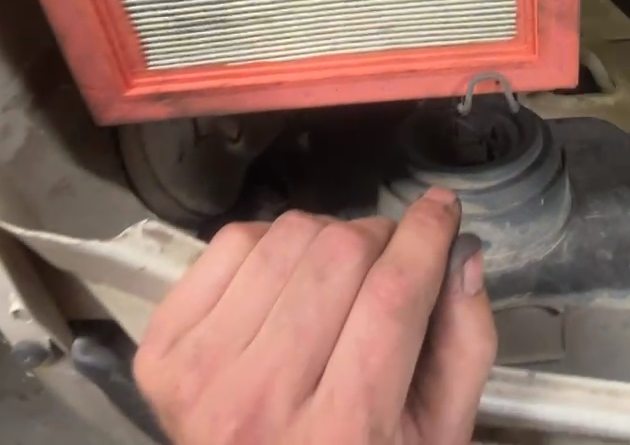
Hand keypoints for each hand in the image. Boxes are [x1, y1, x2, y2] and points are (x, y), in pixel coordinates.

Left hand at [135, 188, 495, 444]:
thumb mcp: (435, 432)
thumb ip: (465, 343)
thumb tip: (459, 250)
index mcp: (346, 434)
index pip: (394, 294)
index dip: (426, 235)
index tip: (442, 208)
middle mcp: (263, 406)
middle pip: (341, 254)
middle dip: (379, 238)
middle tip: (386, 260)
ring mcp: (203, 374)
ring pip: (290, 236)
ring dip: (327, 238)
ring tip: (335, 278)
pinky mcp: (164, 349)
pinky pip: (235, 239)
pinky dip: (271, 242)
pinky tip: (285, 283)